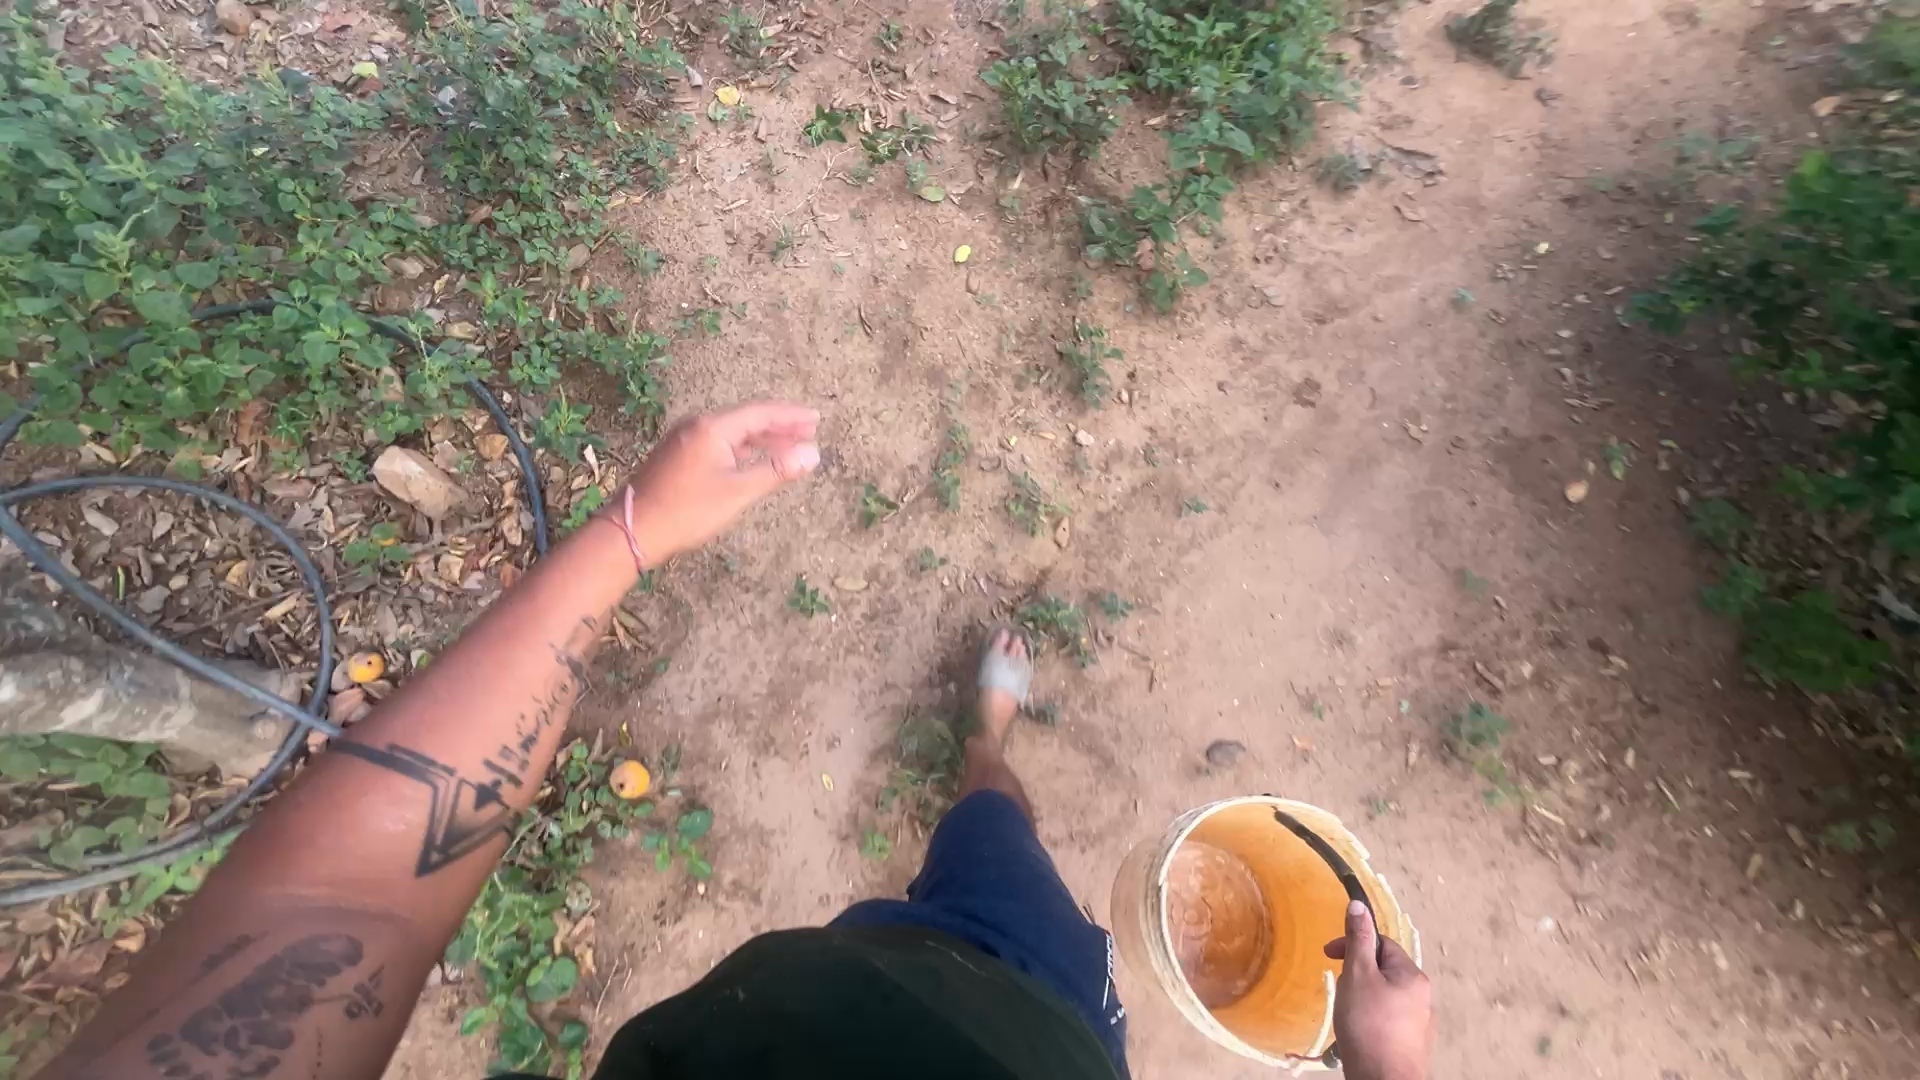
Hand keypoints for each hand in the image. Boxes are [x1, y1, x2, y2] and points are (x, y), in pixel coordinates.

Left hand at [612, 402, 819, 562]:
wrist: (634, 529)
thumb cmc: (687, 511)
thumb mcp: (738, 492)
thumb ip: (776, 470)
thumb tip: (813, 454)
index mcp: (713, 429)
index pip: (761, 413)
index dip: (791, 416)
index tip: (816, 420)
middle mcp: (697, 426)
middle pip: (747, 420)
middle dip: (780, 426)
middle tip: (809, 430)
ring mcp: (685, 440)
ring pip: (733, 433)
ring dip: (763, 438)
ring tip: (789, 445)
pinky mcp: (679, 455)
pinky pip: (720, 443)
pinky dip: (743, 448)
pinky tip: (754, 458)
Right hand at [1322, 900, 1432, 1079]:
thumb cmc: (1369, 1023)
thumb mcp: (1357, 974)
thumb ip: (1358, 939)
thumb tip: (1359, 904)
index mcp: (1412, 976)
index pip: (1382, 943)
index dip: (1354, 944)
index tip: (1330, 956)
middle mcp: (1422, 996)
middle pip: (1382, 968)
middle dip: (1356, 971)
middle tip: (1339, 985)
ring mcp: (1419, 1022)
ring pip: (1383, 992)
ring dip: (1361, 993)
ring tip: (1346, 1009)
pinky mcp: (1411, 1043)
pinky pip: (1387, 1015)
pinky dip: (1369, 1014)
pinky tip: (1357, 1027)